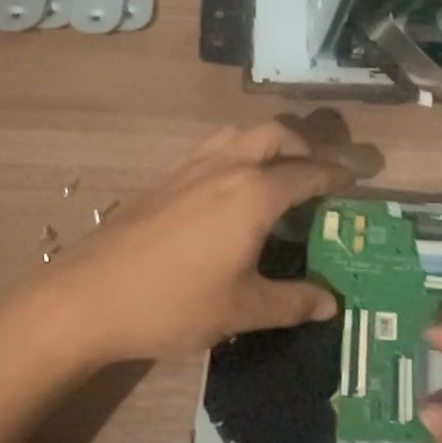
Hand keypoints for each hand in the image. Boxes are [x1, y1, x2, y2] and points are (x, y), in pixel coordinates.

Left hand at [33, 120, 351, 364]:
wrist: (86, 298)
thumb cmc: (172, 304)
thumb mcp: (241, 310)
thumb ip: (292, 302)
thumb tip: (331, 303)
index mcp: (255, 193)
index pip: (308, 173)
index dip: (336, 176)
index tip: (355, 180)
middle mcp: (228, 167)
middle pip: (276, 134)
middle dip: (304, 146)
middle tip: (317, 174)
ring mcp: (192, 167)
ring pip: (240, 133)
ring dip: (268, 142)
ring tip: (276, 172)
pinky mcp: (165, 177)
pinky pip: (213, 147)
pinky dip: (237, 151)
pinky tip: (229, 188)